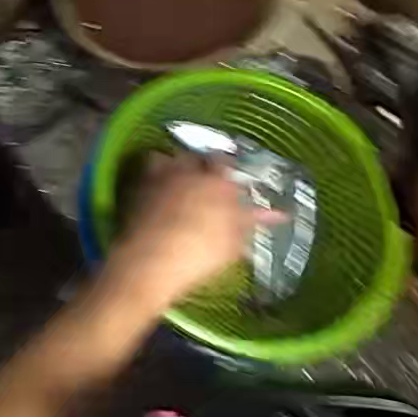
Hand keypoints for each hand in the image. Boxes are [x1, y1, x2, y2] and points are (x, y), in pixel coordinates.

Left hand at [102, 155, 255, 311]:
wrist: (153, 259)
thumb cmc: (201, 252)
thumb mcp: (235, 241)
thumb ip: (252, 221)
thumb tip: (279, 214)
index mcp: (217, 179)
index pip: (224, 161)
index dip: (226, 169)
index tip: (228, 179)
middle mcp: (188, 169)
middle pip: (195, 157)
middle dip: (200, 165)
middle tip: (204, 181)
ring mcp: (161, 175)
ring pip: (168, 158)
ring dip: (173, 165)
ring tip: (178, 181)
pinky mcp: (138, 186)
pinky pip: (148, 171)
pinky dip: (154, 176)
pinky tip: (156, 191)